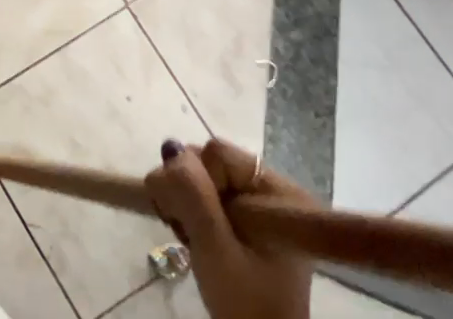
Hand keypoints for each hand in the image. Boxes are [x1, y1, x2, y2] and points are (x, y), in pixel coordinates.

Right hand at [145, 138, 313, 318]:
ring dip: (184, 202)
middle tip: (186, 228)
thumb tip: (171, 148)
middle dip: (186, 191)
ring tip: (190, 235)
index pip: (219, 153)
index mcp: (281, 194)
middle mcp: (273, 190)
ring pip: (200, 175)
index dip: (197, 179)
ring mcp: (259, 203)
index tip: (198, 219)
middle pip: (207, 160)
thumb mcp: (214, 249)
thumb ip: (193, 197)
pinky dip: (189, 210)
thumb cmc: (246, 303)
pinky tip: (194, 234)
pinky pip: (204, 192)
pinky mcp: (246, 216)